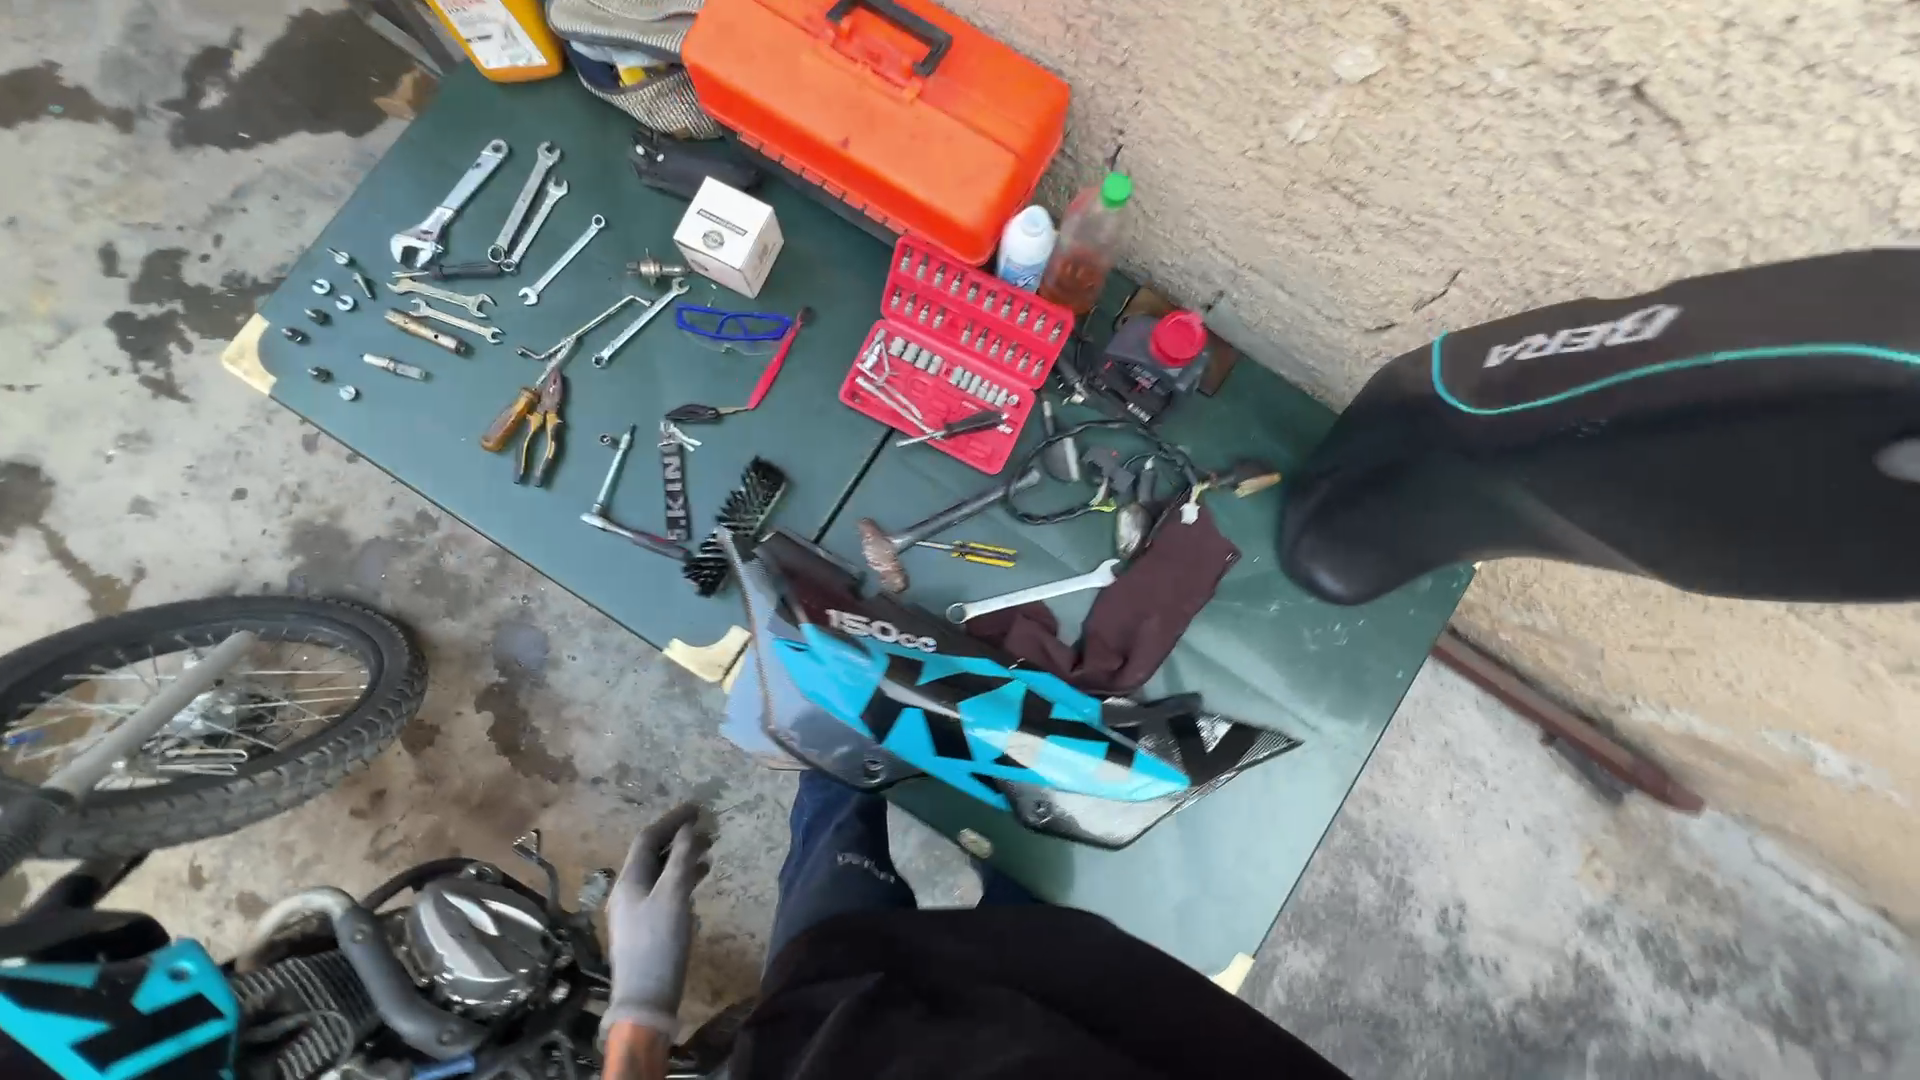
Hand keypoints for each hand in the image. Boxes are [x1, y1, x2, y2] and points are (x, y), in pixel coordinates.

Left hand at [602, 802, 713, 1041]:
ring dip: (682, 858)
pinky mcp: (646, 926)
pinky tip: (699, 881)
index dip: (672, 820)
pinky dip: (682, 878)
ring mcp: (635, 910)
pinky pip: (664, 890)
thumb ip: (680, 859)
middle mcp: (627, 891)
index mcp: (628, 880)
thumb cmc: (659, 942)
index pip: (647, 838)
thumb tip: (688, 828)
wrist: (645, 998)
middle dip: (679, 838)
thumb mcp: (673, 896)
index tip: (698, 808)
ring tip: (709, 853)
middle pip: (652, 854)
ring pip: (660, 872)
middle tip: (708, 830)